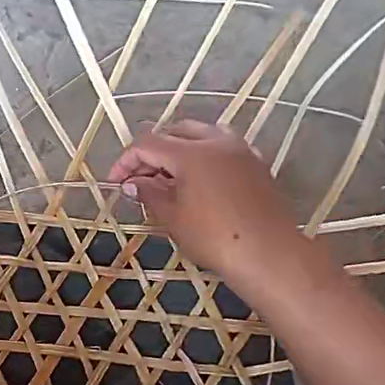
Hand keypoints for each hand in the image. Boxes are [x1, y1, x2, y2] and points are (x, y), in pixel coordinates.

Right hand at [108, 120, 306, 280]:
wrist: (268, 253)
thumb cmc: (214, 238)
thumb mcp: (173, 218)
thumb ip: (150, 194)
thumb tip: (133, 183)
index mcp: (191, 152)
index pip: (148, 144)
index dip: (126, 160)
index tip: (116, 182)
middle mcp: (217, 142)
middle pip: (175, 132)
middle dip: (152, 152)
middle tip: (139, 179)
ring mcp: (241, 150)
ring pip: (202, 134)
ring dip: (180, 148)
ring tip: (169, 175)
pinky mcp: (256, 164)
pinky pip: (224, 147)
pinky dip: (205, 155)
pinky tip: (200, 179)